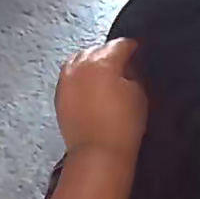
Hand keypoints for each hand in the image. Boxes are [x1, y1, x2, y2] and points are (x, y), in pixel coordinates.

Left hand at [56, 38, 147, 159]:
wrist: (99, 153)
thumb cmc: (123, 126)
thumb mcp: (139, 95)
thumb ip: (133, 75)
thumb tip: (127, 69)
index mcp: (102, 61)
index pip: (121, 45)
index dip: (132, 48)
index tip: (137, 51)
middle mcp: (80, 66)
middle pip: (97, 49)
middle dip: (110, 54)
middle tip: (123, 65)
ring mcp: (66, 80)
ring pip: (79, 60)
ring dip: (92, 63)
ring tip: (104, 75)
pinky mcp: (59, 96)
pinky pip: (70, 76)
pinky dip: (81, 77)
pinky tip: (90, 87)